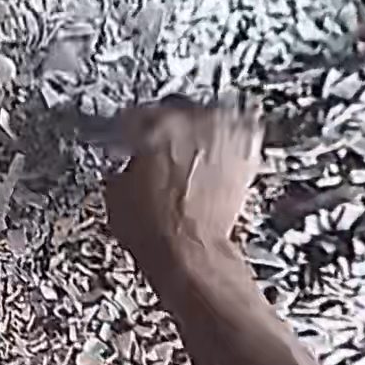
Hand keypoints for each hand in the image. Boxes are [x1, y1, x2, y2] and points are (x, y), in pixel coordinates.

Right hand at [104, 101, 262, 300]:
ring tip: (177, 156)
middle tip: (150, 149)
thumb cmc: (154, 228)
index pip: (134, 116)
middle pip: (174, 113)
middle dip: (161, 130)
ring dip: (191, 134)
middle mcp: (198, 122)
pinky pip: (231, 134)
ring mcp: (228, 134)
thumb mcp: (116, 195)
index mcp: (159, 127)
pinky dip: (217, 144)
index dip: (123, 131)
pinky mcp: (248, 151)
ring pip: (206, 120)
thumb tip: (128, 163)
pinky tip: (203, 161)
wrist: (188, 250)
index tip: (121, 139)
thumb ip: (123, 167)